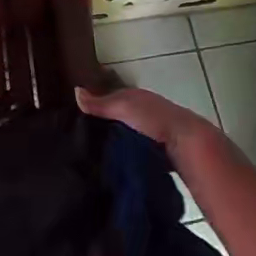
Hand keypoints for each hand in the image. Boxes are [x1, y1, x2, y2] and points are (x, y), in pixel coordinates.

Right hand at [75, 86, 216, 149]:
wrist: (184, 142)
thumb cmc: (153, 118)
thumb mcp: (124, 107)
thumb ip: (100, 103)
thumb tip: (75, 91)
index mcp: (134, 97)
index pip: (107, 99)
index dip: (92, 107)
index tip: (71, 119)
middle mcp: (141, 111)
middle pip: (114, 118)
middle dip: (99, 127)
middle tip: (74, 142)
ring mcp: (148, 131)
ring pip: (122, 135)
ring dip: (110, 142)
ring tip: (86, 156)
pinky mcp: (152, 150)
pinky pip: (130, 149)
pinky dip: (121, 153)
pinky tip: (107, 164)